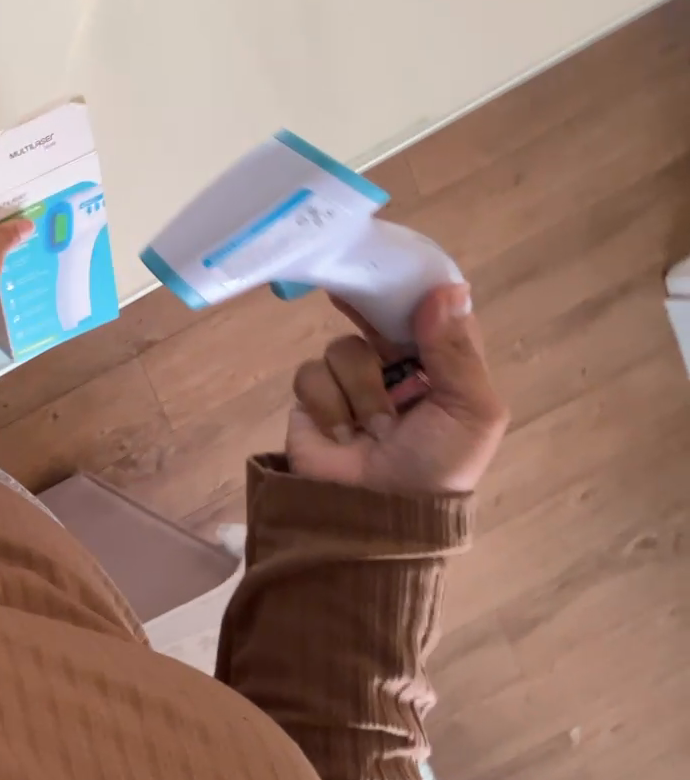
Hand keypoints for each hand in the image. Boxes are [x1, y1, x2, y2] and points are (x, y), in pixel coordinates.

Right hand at [287, 283, 508, 494]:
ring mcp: (348, 383)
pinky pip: (310, 376)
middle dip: (369, 319)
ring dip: (358, 391)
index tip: (394, 271)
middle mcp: (394, 368)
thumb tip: (447, 289)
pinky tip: (340, 431)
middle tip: (352, 303)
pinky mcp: (310, 398)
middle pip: (374, 323)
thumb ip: (455, 351)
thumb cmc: (437, 462)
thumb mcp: (470, 410)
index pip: (428, 317)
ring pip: (341, 350)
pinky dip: (326, 405)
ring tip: (371, 429)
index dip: (412, 293)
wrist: (374, 508)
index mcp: (441, 368)